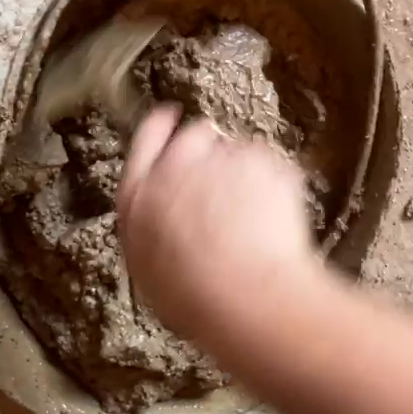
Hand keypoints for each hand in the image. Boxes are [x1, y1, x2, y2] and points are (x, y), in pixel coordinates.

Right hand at [115, 103, 322, 341]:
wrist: (243, 297)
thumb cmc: (195, 297)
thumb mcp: (150, 268)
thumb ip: (153, 227)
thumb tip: (166, 221)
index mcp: (138, 197)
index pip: (143, 144)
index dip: (158, 127)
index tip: (168, 115)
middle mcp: (172, 168)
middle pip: (192, 137)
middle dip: (210, 151)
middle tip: (226, 184)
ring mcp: (219, 160)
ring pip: (234, 150)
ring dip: (243, 173)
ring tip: (253, 219)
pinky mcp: (261, 161)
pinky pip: (269, 163)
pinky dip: (275, 184)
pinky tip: (273, 220)